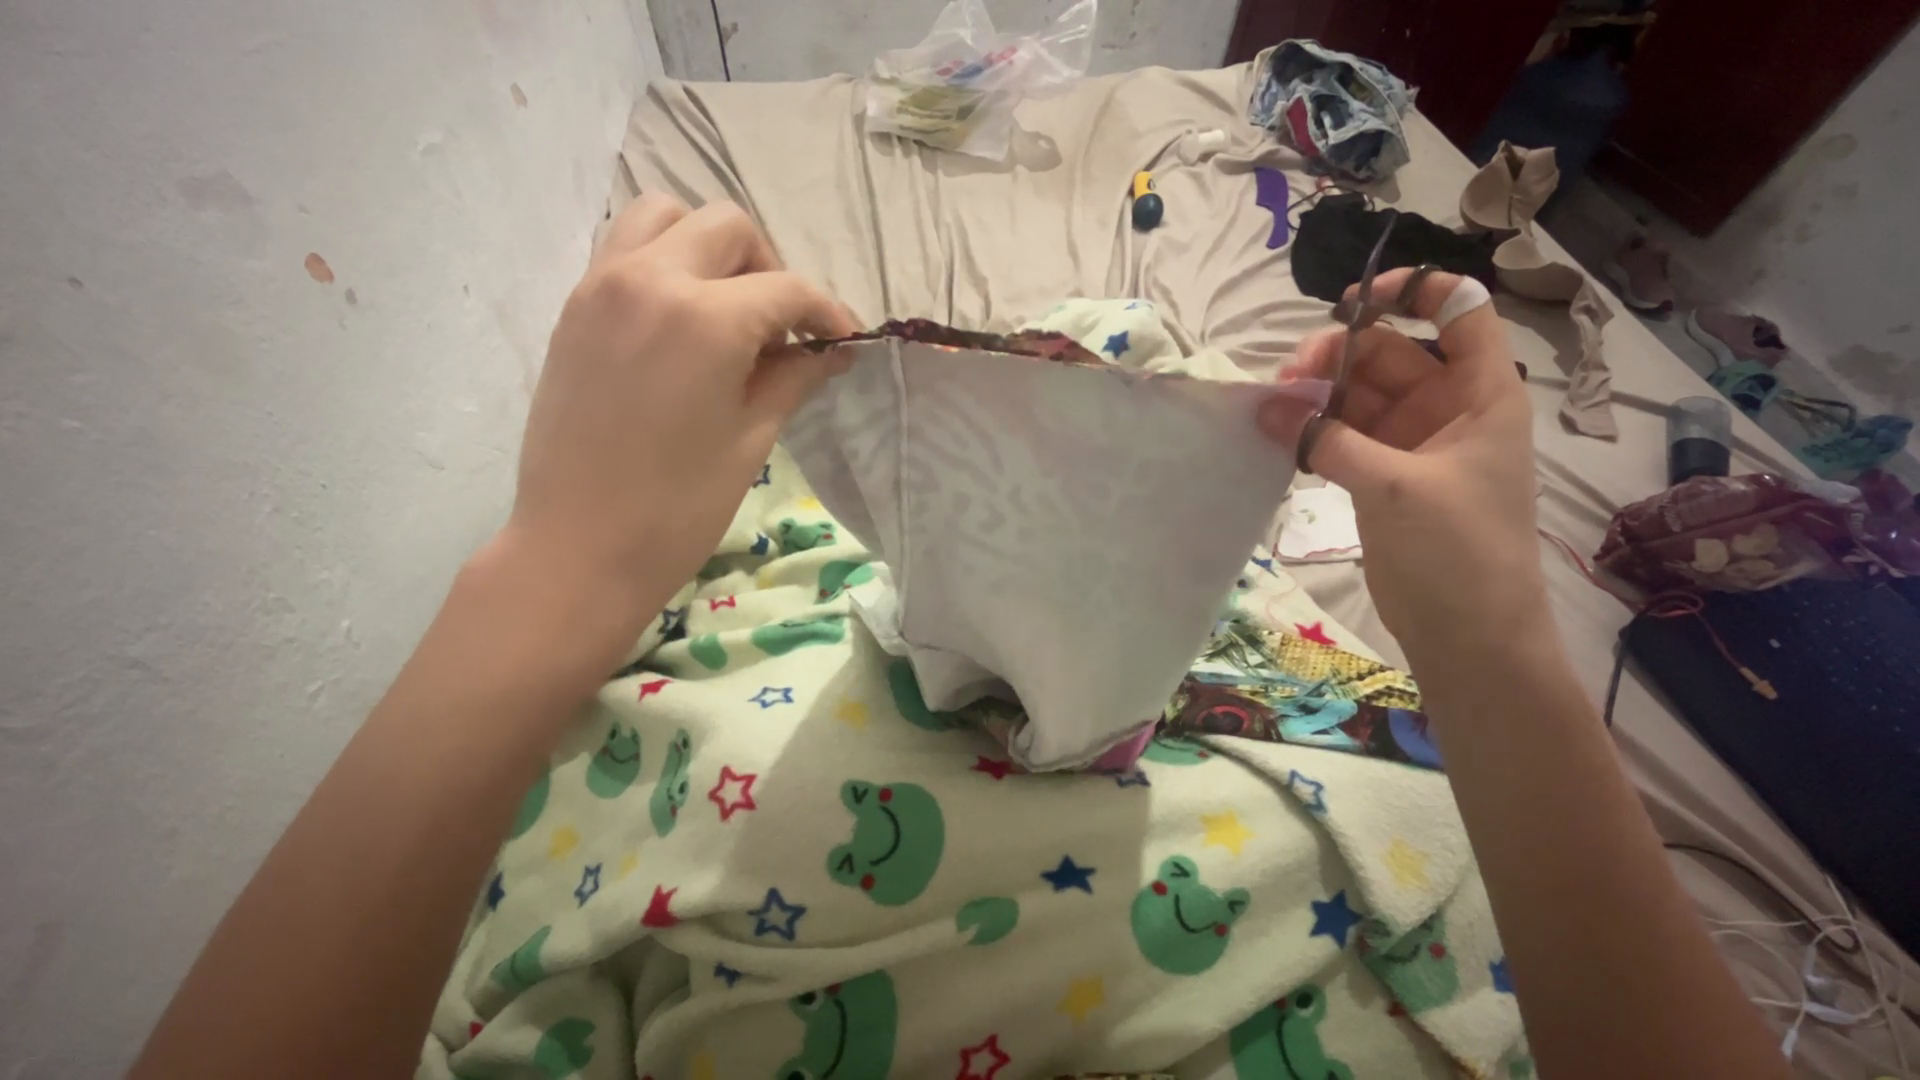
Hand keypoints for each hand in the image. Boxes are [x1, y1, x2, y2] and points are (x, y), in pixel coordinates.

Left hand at [502, 194, 856, 637]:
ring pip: (666, 216)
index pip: (786, 289)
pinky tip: (680, 321)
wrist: (578, 547)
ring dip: (709, 248)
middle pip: (728, 228)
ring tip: (725, 308)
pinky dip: (663, 261)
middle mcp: (650, 278)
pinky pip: (625, 248)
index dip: (826, 313)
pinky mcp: (574, 306)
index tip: (844, 341)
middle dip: (769, 269)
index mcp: (705, 318)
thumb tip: (831, 350)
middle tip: (780, 328)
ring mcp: (602, 285)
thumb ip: (794, 377)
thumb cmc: (678, 508)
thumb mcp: (752, 439)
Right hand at [1257, 267, 1545, 663]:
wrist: (1468, 631)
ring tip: (1274, 407)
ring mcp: (1410, 443)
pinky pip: (1341, 435)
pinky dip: (1312, 430)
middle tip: (1288, 377)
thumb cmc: (1458, 549)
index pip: (1460, 310)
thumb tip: (1266, 405)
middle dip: (1339, 355)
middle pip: (1390, 353)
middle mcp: (1446, 408)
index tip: (1354, 302)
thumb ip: (1329, 441)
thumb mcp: (1397, 486)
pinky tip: (1280, 434)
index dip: (1414, 291)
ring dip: (1318, 394)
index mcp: (1480, 393)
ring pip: (1358, 394)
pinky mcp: (1381, 476)